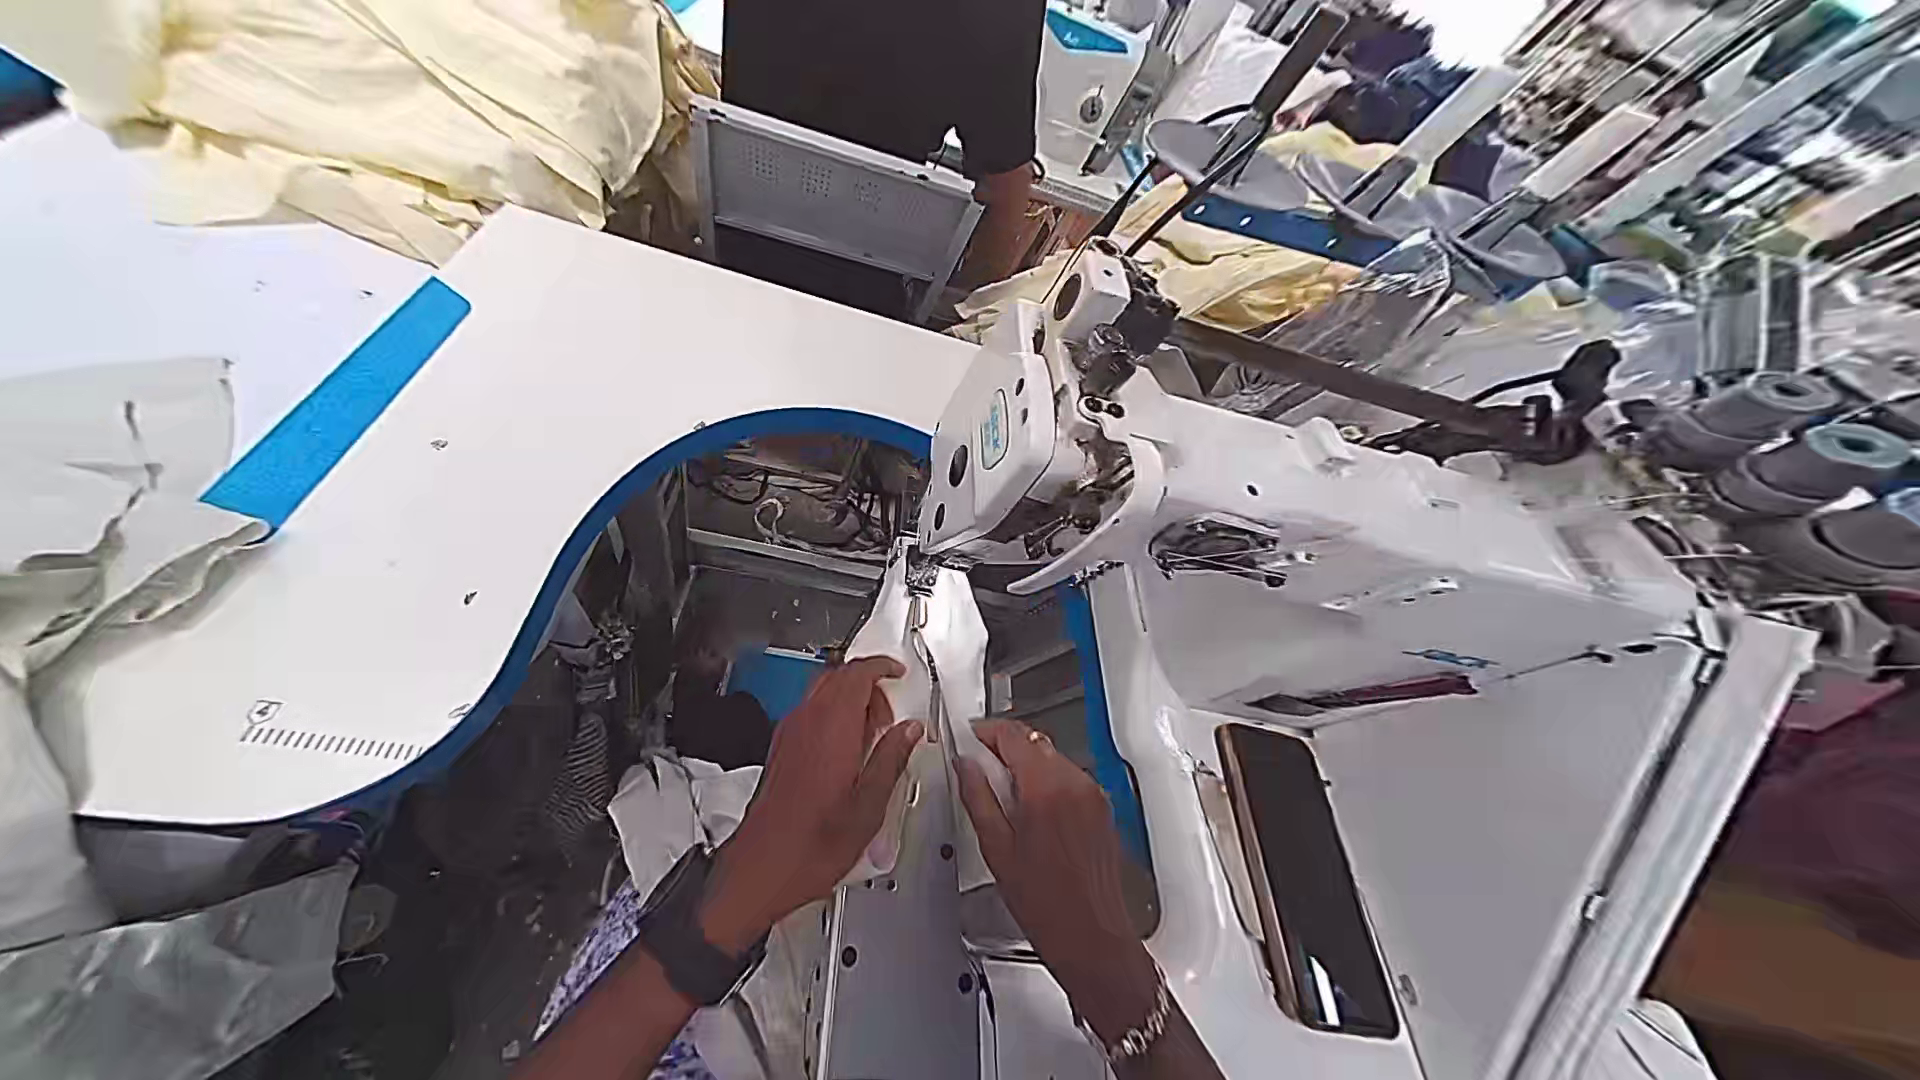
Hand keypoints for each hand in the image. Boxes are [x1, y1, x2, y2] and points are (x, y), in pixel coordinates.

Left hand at [699, 656, 922, 953]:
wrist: (761, 869)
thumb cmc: (809, 845)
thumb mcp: (869, 806)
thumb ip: (892, 758)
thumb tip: (909, 731)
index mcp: (832, 728)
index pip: (857, 673)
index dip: (882, 666)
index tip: (897, 672)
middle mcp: (806, 722)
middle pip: (839, 675)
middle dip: (869, 683)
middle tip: (889, 711)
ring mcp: (790, 733)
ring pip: (823, 691)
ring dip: (851, 698)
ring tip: (872, 733)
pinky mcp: (781, 748)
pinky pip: (811, 712)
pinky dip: (834, 714)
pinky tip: (847, 750)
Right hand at [955, 719, 1158, 1043]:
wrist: (1092, 936)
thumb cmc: (1047, 903)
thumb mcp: (996, 847)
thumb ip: (977, 796)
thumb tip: (965, 767)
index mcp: (1045, 788)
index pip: (1013, 735)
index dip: (987, 731)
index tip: (972, 737)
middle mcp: (1074, 783)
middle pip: (1034, 741)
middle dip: (1005, 748)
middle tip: (982, 767)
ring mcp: (1092, 793)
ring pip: (1052, 757)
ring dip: (1027, 764)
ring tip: (1007, 796)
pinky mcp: (1101, 806)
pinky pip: (1069, 776)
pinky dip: (1048, 781)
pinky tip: (1034, 810)